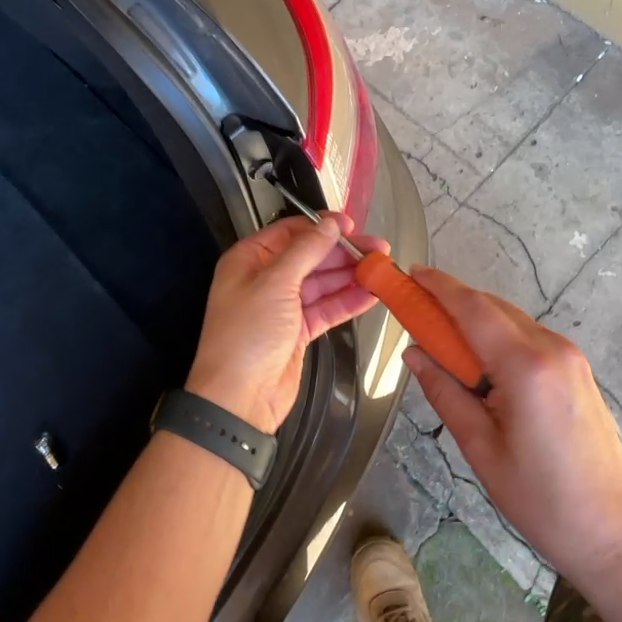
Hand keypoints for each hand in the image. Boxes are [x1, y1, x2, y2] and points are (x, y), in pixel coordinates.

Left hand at [186, 215, 383, 433]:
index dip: (321, 227)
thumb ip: (305, 251)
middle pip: (309, 257)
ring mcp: (282, 306)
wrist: (238, 398)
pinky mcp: (297, 332)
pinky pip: (326, 309)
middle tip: (379, 249)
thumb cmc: (247, 334)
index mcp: (249, 259)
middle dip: (342, 253)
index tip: (352, 226)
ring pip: (321, 283)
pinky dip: (347, 302)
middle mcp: (264, 279)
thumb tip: (328, 224)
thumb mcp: (275, 283)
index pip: (289, 232)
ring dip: (350, 276)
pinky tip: (372, 295)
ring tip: (382, 269)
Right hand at [403, 266, 621, 585]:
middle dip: (453, 304)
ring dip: (476, 322)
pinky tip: (482, 365)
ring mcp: (571, 358)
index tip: (410, 274)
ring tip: (445, 346)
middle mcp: (553, 349)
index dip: (439, 287)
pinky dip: (499, 338)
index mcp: (526, 366)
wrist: (613, 533)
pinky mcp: (579, 371)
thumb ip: (444, 390)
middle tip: (417, 315)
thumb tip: (414, 353)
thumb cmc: (540, 497)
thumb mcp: (479, 446)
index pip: (473, 308)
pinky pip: (529, 337)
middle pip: (492, 308)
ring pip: (512, 320)